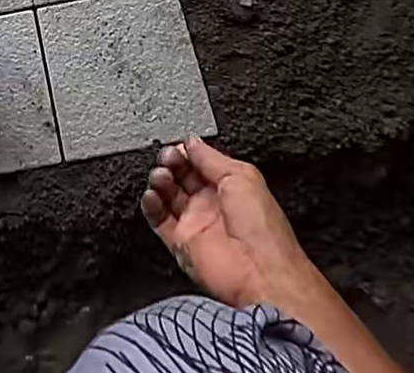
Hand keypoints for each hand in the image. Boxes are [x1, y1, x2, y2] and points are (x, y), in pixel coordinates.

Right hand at [140, 137, 327, 309]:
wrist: (261, 272)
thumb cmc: (262, 226)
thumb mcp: (239, 175)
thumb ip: (210, 158)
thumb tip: (192, 142)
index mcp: (230, 183)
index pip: (200, 160)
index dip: (187, 151)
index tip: (178, 145)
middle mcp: (212, 202)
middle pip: (182, 175)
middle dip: (172, 162)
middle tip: (168, 158)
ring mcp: (196, 223)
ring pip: (168, 195)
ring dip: (160, 180)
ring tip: (161, 175)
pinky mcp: (182, 244)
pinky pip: (159, 220)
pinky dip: (151, 205)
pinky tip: (151, 195)